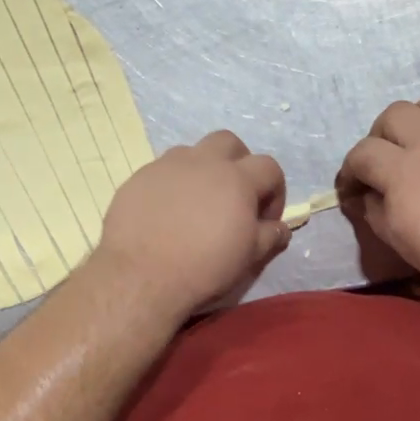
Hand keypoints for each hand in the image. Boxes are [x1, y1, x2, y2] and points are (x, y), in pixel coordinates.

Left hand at [93, 130, 288, 318]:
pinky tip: (166, 214)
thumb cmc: (204, 268)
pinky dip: (172, 185)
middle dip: (239, 164)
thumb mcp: (248, 257)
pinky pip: (162, 171)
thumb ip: (269, 236)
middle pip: (229, 143)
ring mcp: (166, 166)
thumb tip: (281, 227)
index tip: (264, 220)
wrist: (141, 276)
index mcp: (237, 179)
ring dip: (202, 172)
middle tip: (233, 198)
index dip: (274, 191)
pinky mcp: (138, 178)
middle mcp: (202, 162)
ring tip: (197, 205)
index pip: (269, 167)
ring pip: (192, 153)